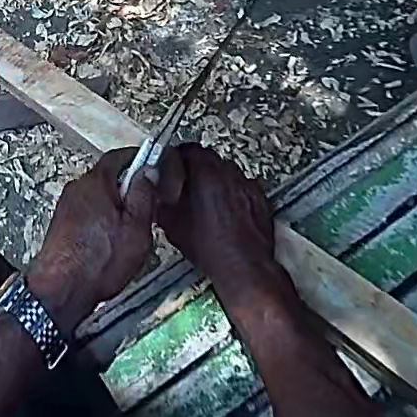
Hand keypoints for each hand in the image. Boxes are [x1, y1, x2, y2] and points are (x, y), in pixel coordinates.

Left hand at [28, 148, 156, 330]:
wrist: (60, 292)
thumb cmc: (98, 262)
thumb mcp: (136, 227)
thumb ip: (144, 194)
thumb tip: (149, 171)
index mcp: (96, 181)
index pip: (120, 156)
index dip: (139, 159)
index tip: (152, 167)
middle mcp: (78, 187)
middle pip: (108, 176)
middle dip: (128, 187)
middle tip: (146, 204)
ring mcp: (67, 205)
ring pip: (98, 195)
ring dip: (114, 205)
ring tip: (128, 230)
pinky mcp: (61, 223)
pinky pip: (87, 211)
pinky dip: (101, 219)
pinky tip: (109, 241)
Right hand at [157, 144, 292, 311]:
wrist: (243, 267)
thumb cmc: (211, 248)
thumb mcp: (172, 225)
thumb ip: (162, 202)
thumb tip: (157, 196)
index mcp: (205, 174)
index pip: (188, 149)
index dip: (177, 157)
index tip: (172, 165)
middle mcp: (227, 173)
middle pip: (208, 157)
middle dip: (195, 167)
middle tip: (186, 182)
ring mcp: (245, 184)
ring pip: (226, 170)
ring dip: (215, 179)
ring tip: (206, 198)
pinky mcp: (258, 197)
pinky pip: (241, 185)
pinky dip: (232, 192)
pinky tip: (225, 210)